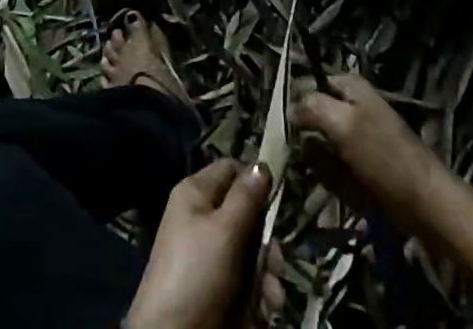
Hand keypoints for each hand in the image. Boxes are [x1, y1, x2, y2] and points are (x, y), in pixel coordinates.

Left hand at [125, 159, 274, 328]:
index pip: (231, 168)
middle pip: (245, 211)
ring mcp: (206, 249)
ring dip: (267, 271)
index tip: (276, 199)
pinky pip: (242, 274)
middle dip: (266, 240)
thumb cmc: (196, 273)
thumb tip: (262, 164)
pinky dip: (257, 290)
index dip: (255, 180)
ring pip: (248, 247)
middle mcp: (200, 216)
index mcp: (196, 193)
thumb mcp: (225, 231)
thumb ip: (246, 197)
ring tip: (273, 296)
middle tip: (277, 262)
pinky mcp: (212, 280)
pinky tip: (265, 307)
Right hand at [292, 73, 449, 235]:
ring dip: (313, 158)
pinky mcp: (357, 162)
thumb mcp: (344, 123)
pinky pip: (329, 164)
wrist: (422, 201)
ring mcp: (353, 135)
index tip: (281, 127)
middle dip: (302, 134)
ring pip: (317, 141)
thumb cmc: (384, 156)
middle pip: (311, 114)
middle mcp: (350, 105)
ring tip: (313, 171)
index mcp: (349, 86)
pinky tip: (329, 182)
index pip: (308, 84)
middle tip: (295, 153)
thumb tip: (289, 108)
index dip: (294, 104)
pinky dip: (326, 173)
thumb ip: (313, 107)